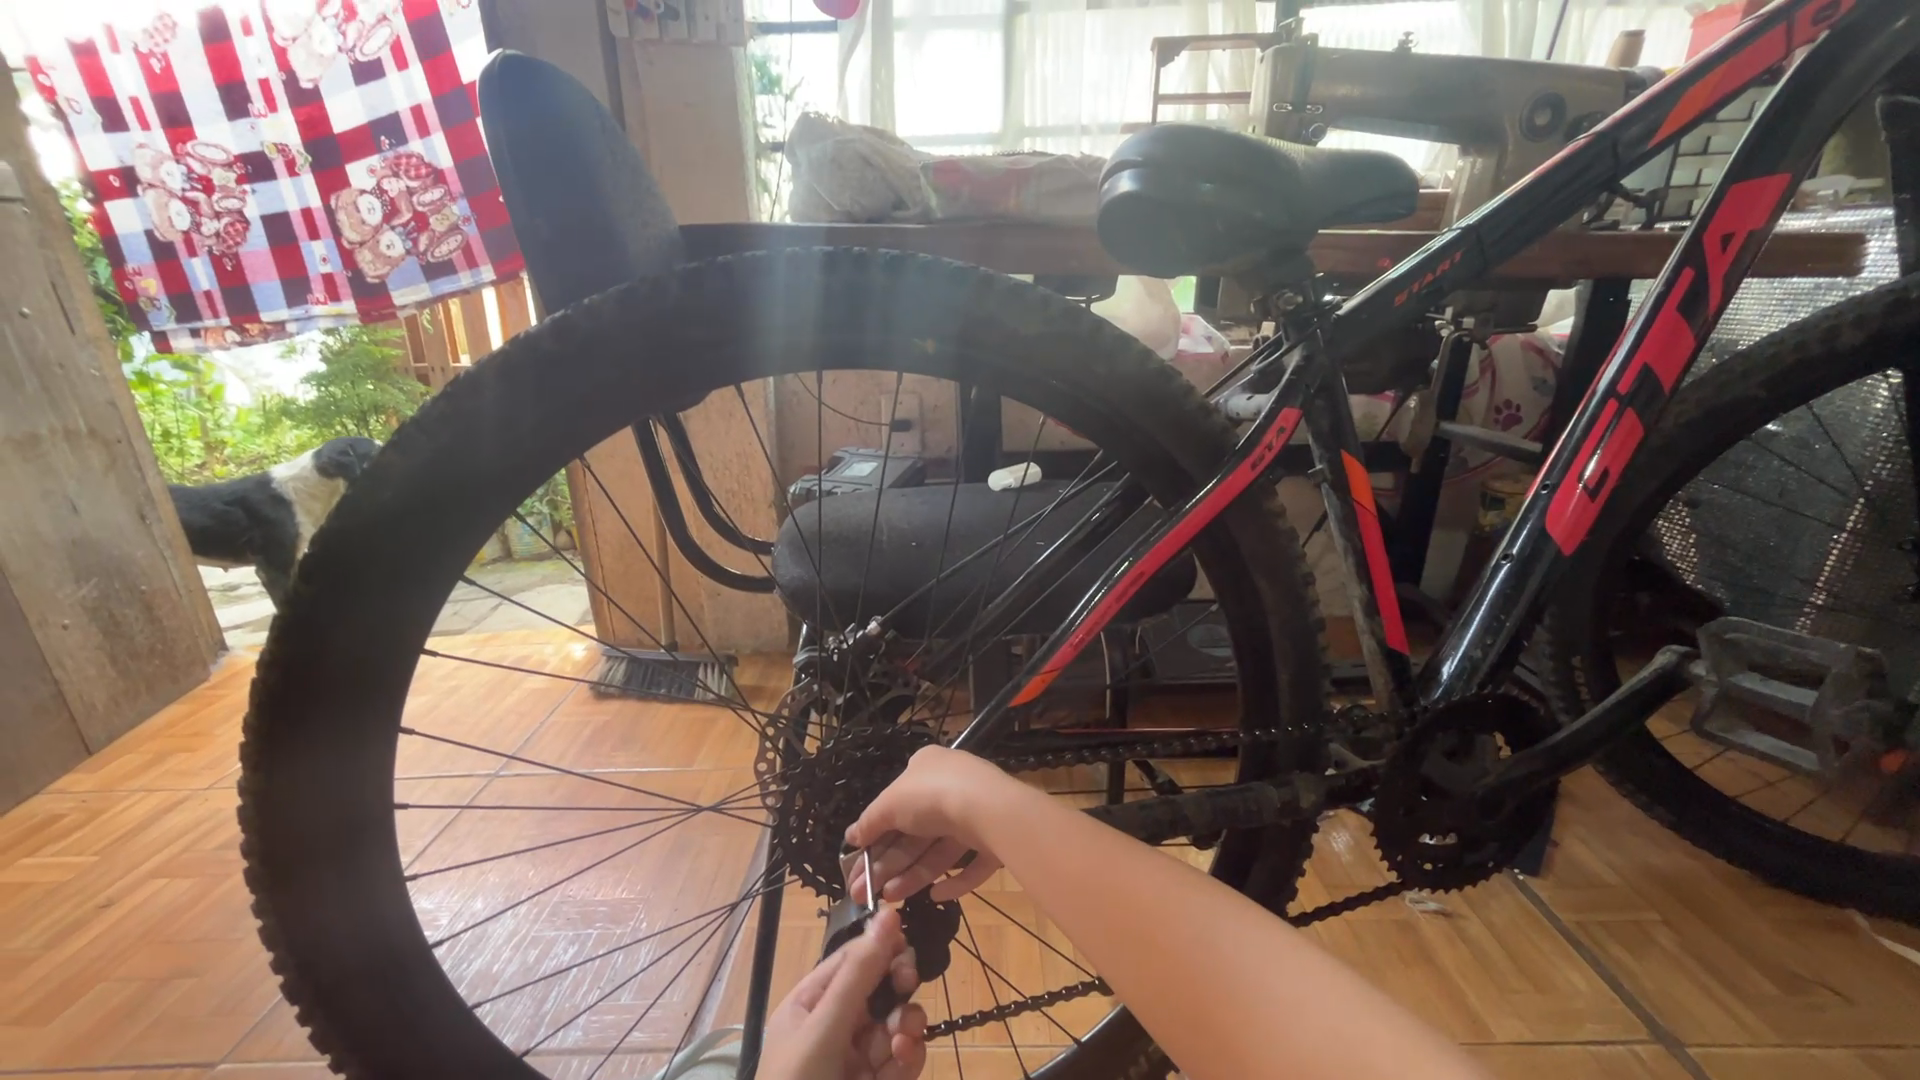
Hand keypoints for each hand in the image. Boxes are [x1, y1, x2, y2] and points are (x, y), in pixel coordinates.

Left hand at [759, 905, 927, 1079]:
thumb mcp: (824, 1029)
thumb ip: (859, 974)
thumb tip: (888, 913)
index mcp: (810, 1004)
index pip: (852, 960)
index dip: (881, 949)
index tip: (907, 945)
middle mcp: (835, 1026)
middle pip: (880, 989)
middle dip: (898, 988)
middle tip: (909, 985)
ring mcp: (858, 1059)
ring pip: (898, 1024)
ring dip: (907, 1026)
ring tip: (904, 1040)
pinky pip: (903, 1060)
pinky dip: (909, 1058)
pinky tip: (902, 1063)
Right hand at [846, 746, 1026, 902]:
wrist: (989, 810)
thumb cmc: (932, 796)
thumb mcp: (890, 804)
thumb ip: (869, 821)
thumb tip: (850, 836)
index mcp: (925, 768)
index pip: (895, 802)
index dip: (875, 834)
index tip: (858, 861)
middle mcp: (950, 788)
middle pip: (914, 832)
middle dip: (888, 863)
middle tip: (864, 892)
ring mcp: (975, 815)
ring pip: (939, 851)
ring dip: (913, 874)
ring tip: (890, 898)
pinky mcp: (994, 840)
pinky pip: (971, 864)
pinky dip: (954, 881)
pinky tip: (936, 897)